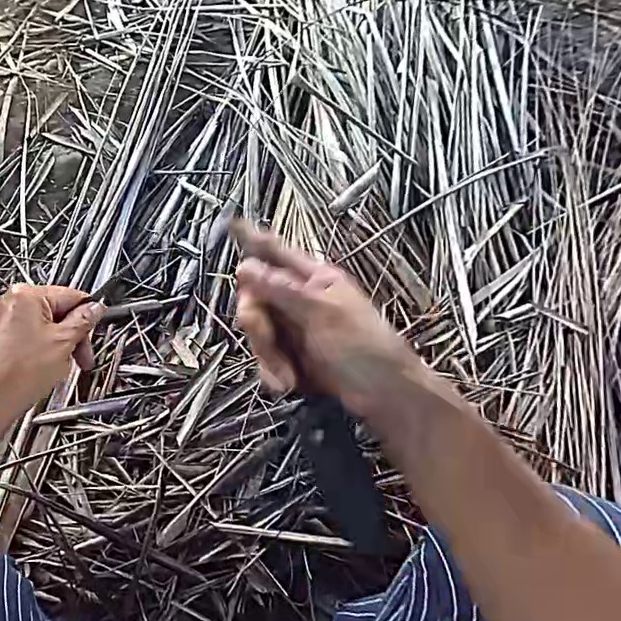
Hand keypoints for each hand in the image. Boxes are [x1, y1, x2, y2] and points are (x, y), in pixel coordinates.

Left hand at [0, 284, 104, 417]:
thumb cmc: (15, 375)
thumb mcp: (63, 343)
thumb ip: (84, 321)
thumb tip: (95, 308)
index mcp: (26, 295)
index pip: (71, 295)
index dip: (88, 315)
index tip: (95, 330)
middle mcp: (12, 302)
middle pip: (59, 311)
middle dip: (74, 334)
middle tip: (81, 355)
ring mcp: (5, 320)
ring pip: (47, 326)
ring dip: (61, 344)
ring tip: (60, 365)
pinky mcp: (2, 338)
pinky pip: (33, 337)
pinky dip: (44, 351)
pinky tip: (45, 368)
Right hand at [232, 221, 456, 423]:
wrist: (386, 397)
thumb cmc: (363, 347)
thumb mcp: (320, 313)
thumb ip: (280, 289)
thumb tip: (244, 266)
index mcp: (313, 279)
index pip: (276, 252)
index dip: (254, 240)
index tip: (234, 223)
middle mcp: (299, 299)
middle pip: (255, 297)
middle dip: (257, 323)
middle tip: (267, 338)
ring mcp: (295, 328)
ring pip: (258, 331)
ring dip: (268, 355)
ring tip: (288, 375)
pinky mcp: (292, 356)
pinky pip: (265, 357)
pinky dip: (273, 372)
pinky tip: (288, 383)